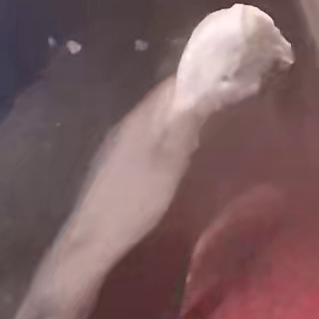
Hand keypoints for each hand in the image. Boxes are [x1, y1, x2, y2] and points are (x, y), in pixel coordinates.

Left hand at [54, 6, 292, 275]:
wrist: (91, 241)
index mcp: (141, 118)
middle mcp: (128, 122)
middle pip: (164, 99)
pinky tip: (182, 149)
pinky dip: (169, 133)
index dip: (199, 77)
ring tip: (209, 123)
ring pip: (157, 117)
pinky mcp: (117, 161)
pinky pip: (149, 134)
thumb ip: (187, 124)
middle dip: (193, 96)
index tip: (226, 79)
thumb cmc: (136, 200)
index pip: (172, 84)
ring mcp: (120, 142)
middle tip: (224, 101)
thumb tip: (210, 89)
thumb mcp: (170, 162)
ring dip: (181, 115)